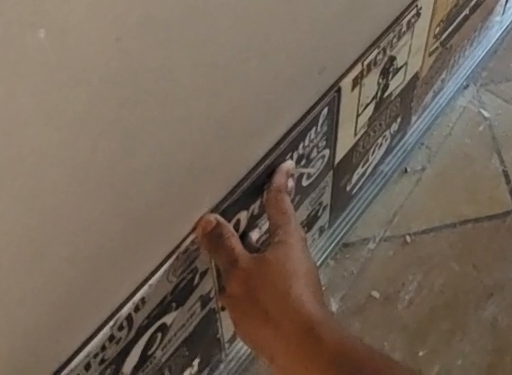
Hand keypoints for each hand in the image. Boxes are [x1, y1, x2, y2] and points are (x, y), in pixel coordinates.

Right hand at [196, 163, 338, 371]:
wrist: (303, 347)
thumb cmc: (273, 303)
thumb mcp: (240, 274)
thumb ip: (224, 247)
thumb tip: (208, 218)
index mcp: (287, 236)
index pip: (280, 202)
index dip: (279, 182)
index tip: (286, 164)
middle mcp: (295, 251)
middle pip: (279, 226)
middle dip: (267, 215)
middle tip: (253, 202)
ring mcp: (296, 275)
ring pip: (274, 252)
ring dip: (257, 247)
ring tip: (236, 246)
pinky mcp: (292, 298)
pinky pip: (271, 274)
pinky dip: (256, 271)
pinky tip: (240, 286)